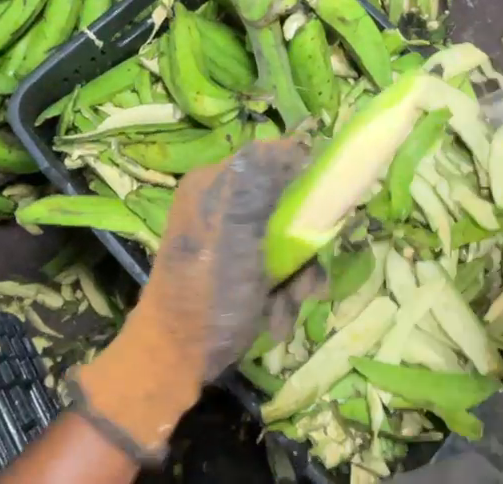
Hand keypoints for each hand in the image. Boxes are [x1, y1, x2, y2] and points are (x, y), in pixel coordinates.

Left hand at [68, 138, 309, 464]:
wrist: (175, 360)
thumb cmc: (208, 291)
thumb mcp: (237, 227)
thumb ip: (262, 179)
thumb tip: (297, 142)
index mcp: (216, 182)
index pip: (274, 158)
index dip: (305, 179)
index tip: (328, 209)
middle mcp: (224, 204)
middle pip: (288, 203)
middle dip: (304, 245)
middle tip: (306, 277)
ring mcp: (231, 239)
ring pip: (289, 240)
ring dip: (297, 276)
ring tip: (289, 305)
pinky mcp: (237, 269)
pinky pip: (277, 267)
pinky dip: (283, 293)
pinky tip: (276, 318)